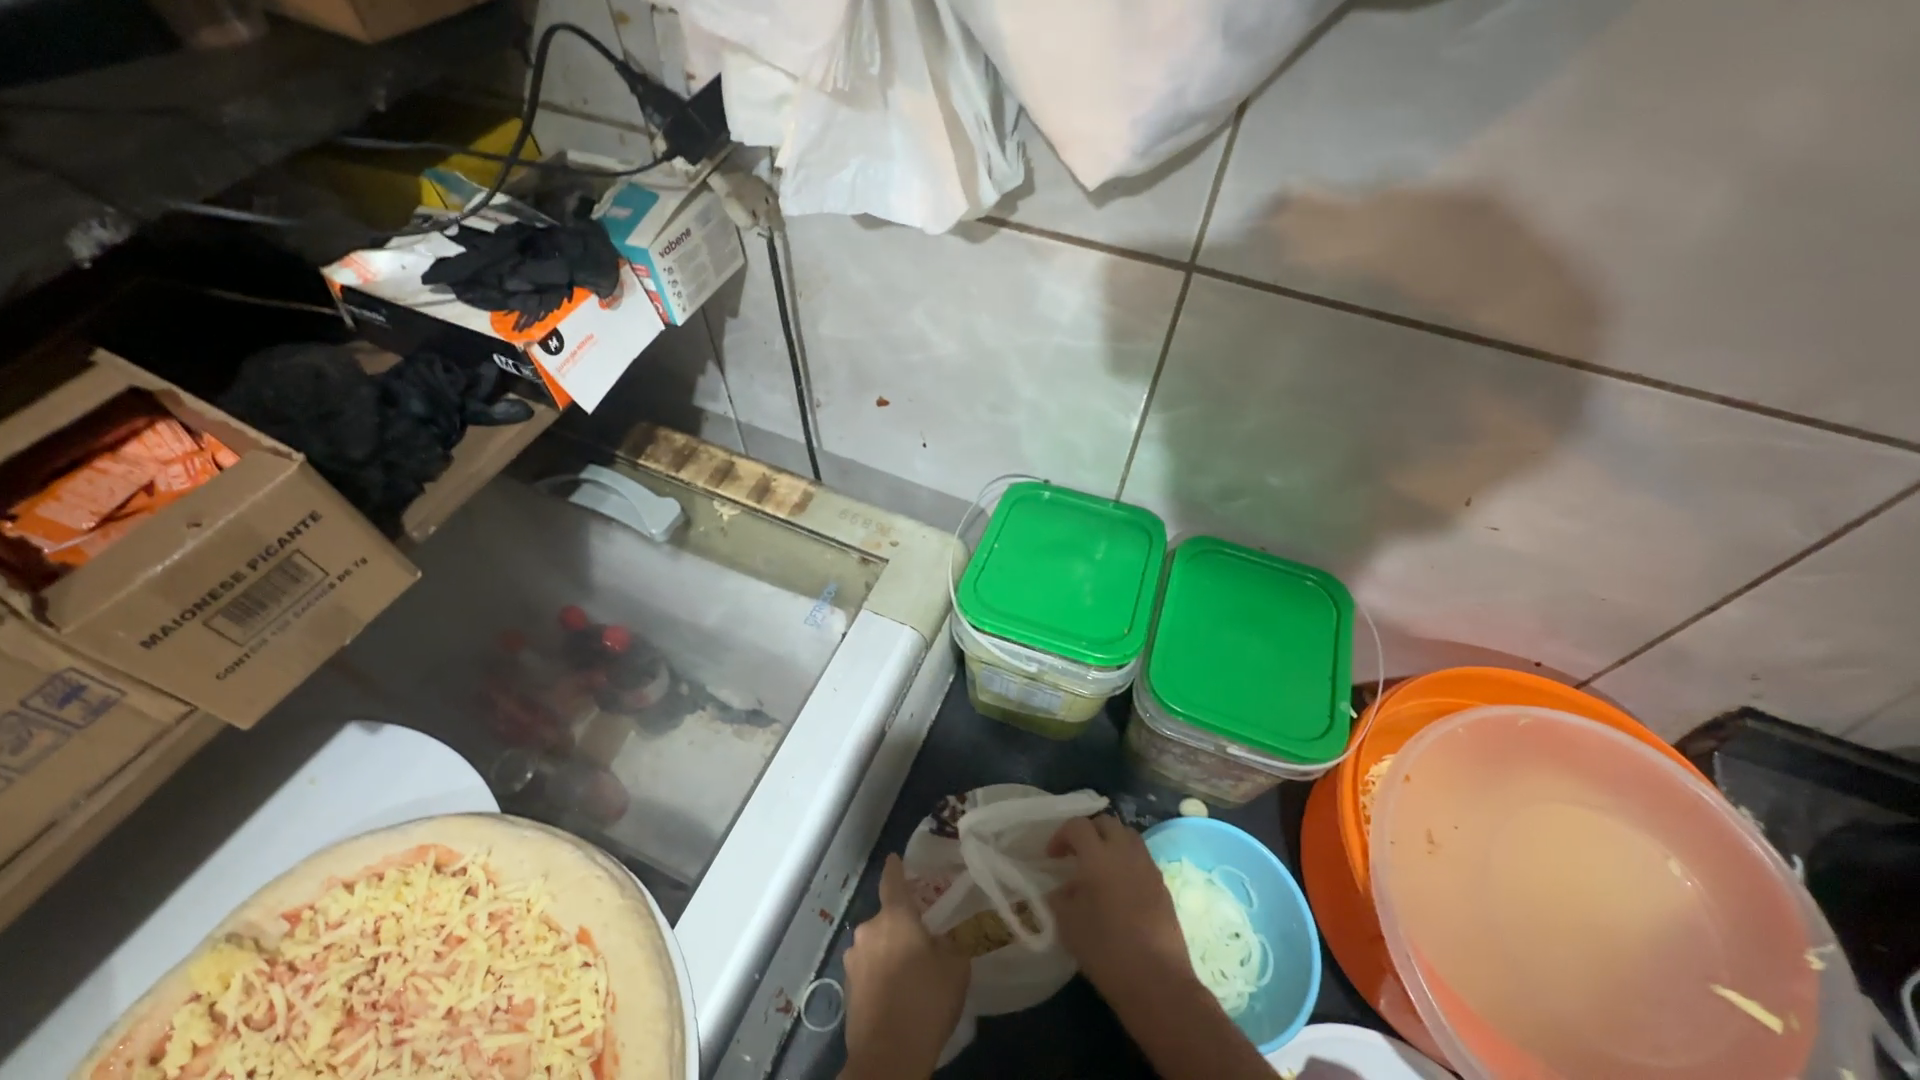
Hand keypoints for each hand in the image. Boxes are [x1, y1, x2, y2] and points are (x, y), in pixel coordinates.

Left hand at [840, 855, 970, 1079]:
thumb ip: (949, 944)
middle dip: (902, 925)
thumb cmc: (926, 1001)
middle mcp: (868, 931)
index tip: (895, 858)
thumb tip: (941, 940)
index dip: (896, 868)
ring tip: (912, 972)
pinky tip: (898, 992)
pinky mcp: (846, 987)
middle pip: (887, 918)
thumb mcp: (955, 967)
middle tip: (923, 939)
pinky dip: (881, 973)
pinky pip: (868, 969)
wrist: (888, 1055)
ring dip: (890, 951)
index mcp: (895, 917)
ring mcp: (853, 960)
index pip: (893, 881)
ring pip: (876, 945)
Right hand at [1046, 815, 1193, 1006]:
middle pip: (1107, 823)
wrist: (1156, 981)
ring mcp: (1149, 868)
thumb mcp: (1069, 925)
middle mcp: (1126, 854)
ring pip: (1128, 836)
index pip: (1078, 826)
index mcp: (1099, 858)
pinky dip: (1126, 861)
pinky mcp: (1163, 885)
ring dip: (1110, 843)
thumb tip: (1062, 889)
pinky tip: (1118, 889)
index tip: (1052, 857)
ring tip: (1097, 868)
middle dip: (1088, 832)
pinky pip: (1141, 858)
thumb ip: (1060, 898)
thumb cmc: (1106, 951)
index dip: (1061, 835)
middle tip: (1074, 855)